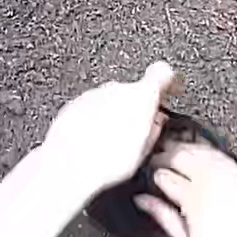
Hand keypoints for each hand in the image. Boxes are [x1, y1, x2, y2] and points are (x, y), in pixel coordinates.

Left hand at [40, 62, 176, 196]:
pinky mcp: (74, 103)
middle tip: (137, 132)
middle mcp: (116, 89)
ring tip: (112, 143)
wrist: (69, 164)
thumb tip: (157, 123)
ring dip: (114, 115)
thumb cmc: (107, 159)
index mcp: (141, 96)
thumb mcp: (144, 150)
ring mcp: (93, 94)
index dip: (167, 81)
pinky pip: (92, 108)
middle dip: (137, 107)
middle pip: (134, 91)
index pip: (162, 72)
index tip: (168, 92)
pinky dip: (95, 120)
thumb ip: (154, 128)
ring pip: (111, 100)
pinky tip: (95, 141)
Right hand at [136, 143, 236, 236]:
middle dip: (163, 155)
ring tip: (172, 153)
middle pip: (180, 155)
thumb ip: (163, 216)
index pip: (164, 175)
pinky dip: (204, 150)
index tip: (147, 176)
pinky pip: (218, 154)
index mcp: (195, 198)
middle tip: (154, 160)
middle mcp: (213, 182)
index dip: (152, 174)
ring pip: (199, 149)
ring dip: (183, 148)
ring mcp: (229, 177)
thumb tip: (143, 201)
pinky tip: (198, 155)